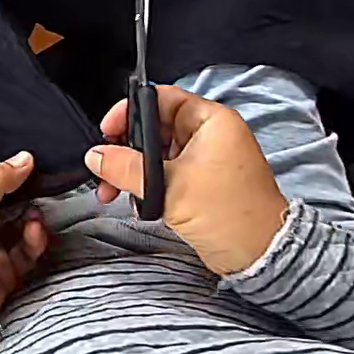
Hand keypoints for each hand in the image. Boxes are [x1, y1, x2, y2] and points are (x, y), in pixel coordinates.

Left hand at [0, 151, 50, 313]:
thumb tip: (25, 157)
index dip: (6, 181)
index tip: (28, 170)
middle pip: (6, 209)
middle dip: (24, 200)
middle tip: (39, 191)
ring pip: (19, 230)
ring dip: (31, 220)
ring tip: (36, 215)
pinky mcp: (3, 275)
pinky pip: (26, 253)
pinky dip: (34, 241)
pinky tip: (36, 231)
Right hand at [86, 87, 287, 275]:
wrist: (257, 255)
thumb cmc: (232, 215)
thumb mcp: (170, 187)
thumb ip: (127, 168)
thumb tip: (96, 156)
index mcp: (211, 122)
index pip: (162, 99)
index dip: (130, 111)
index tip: (108, 130)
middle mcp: (208, 136)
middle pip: (154, 128)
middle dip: (125, 148)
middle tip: (105, 164)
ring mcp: (203, 161)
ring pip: (155, 154)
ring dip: (131, 171)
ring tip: (112, 189)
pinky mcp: (197, 184)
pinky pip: (163, 175)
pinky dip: (146, 186)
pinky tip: (133, 200)